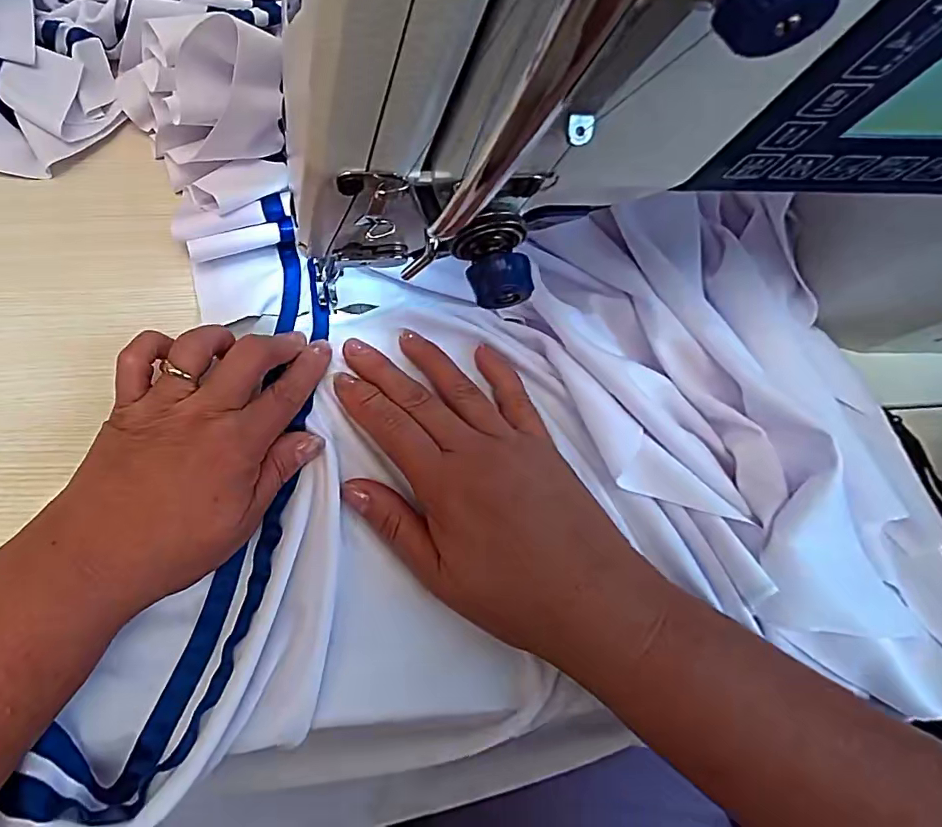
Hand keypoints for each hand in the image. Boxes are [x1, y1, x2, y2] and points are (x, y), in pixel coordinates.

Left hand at [32, 325, 330, 613]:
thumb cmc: (167, 547)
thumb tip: (305, 444)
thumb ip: (275, 473)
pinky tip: (170, 351)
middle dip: (277, 343)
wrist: (103, 552)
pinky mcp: (128, 405)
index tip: (318, 354)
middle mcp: (201, 414)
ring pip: (195, 345)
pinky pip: (136, 357)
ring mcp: (161, 404)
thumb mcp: (241, 522)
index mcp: (234, 444)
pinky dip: (153, 344)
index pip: (283, 395)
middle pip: (248, 357)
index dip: (307, 369)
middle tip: (289, 345)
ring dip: (220, 337)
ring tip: (233, 345)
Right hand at [334, 331, 676, 669]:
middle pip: (418, 401)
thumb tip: (352, 487)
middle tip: (356, 347)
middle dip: (382, 371)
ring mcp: (511, 443)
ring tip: (406, 337)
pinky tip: (483, 351)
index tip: (341, 379)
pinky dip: (500, 372)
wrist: (600, 604)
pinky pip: (516, 400)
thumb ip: (395, 525)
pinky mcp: (542, 446)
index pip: (392, 428)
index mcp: (444, 483)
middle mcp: (474, 451)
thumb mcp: (441, 575)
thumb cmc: (513, 596)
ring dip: (431, 361)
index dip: (363, 401)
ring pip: (462, 391)